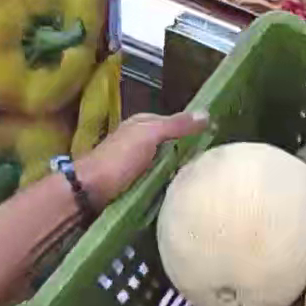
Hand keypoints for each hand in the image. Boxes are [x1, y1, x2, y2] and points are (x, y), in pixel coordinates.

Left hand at [77, 111, 208, 204]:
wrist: (89, 192)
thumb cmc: (119, 159)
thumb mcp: (149, 135)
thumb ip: (176, 125)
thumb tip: (207, 113)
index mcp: (142, 123)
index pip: (176, 121)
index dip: (193, 129)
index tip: (215, 140)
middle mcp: (140, 138)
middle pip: (173, 142)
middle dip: (188, 150)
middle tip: (211, 161)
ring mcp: (138, 160)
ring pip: (167, 160)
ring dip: (180, 167)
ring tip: (201, 176)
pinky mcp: (136, 180)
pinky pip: (160, 176)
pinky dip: (170, 179)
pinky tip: (181, 187)